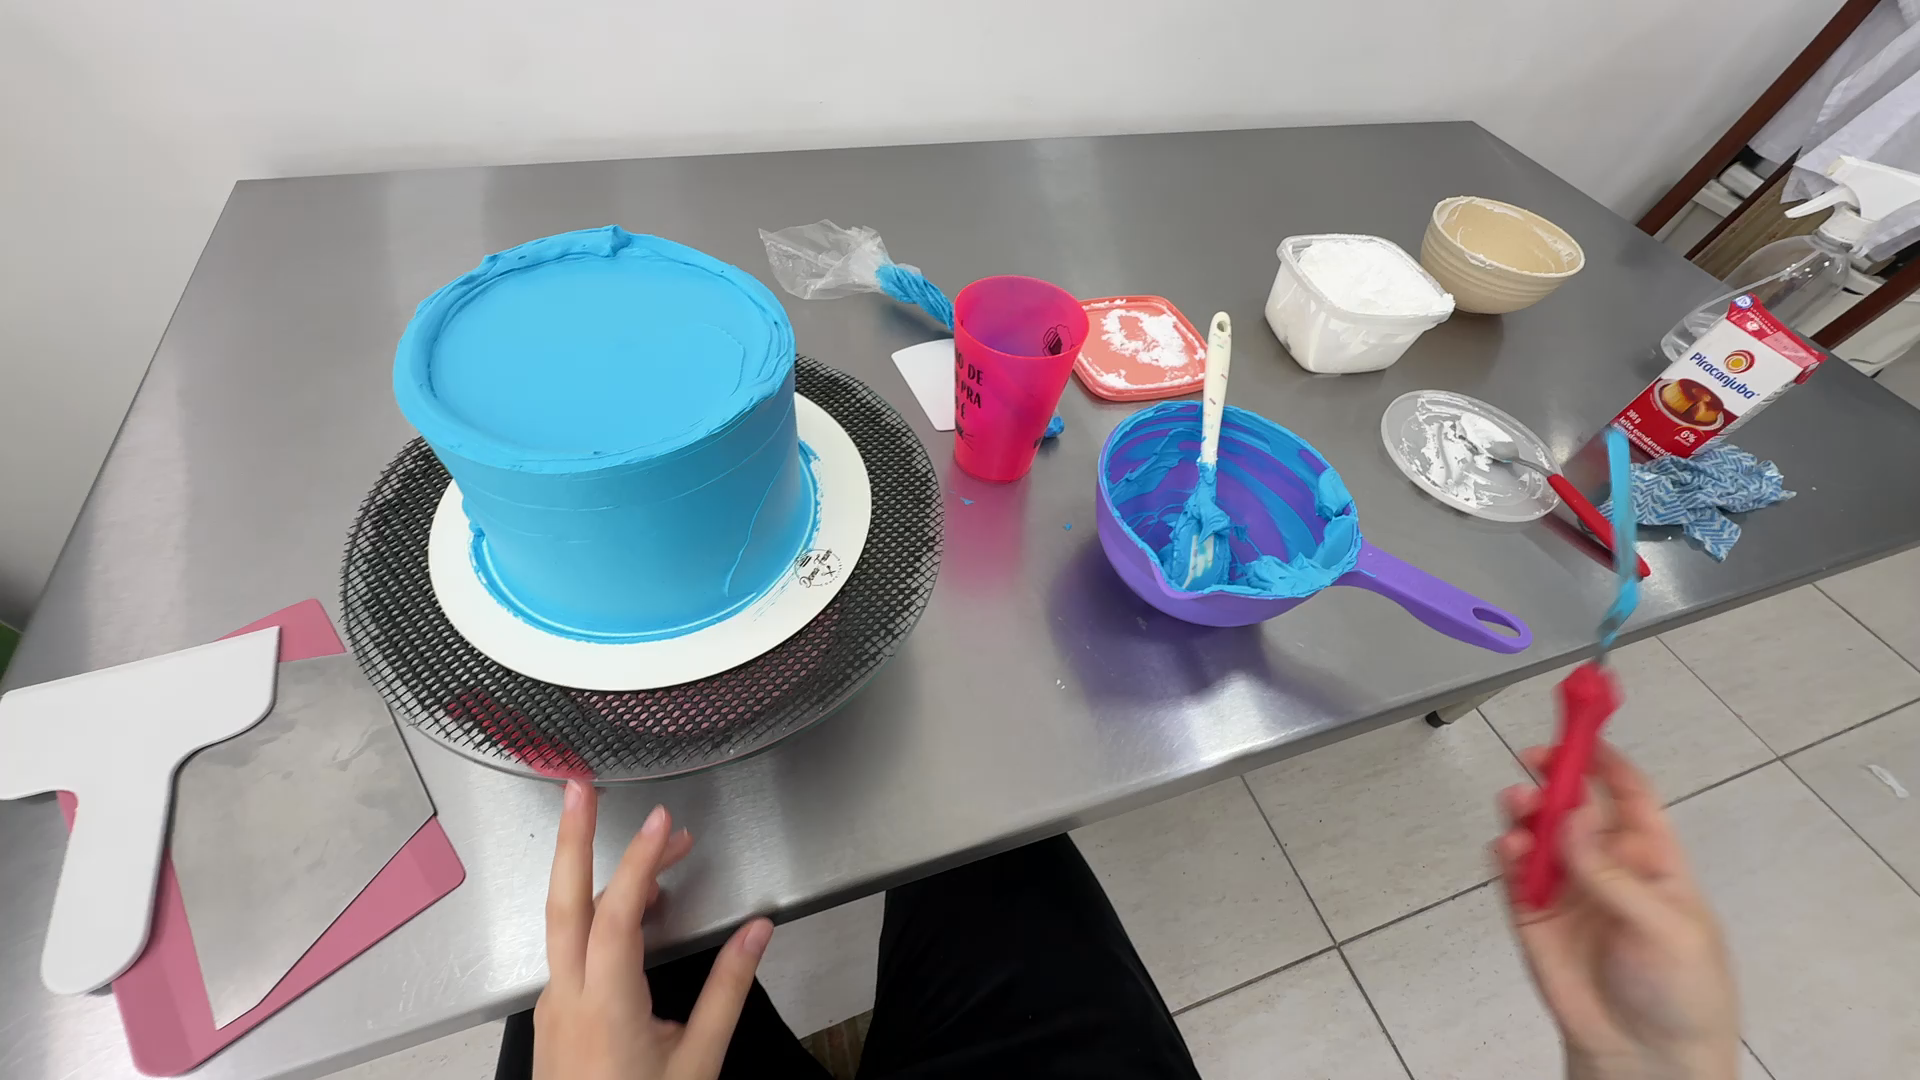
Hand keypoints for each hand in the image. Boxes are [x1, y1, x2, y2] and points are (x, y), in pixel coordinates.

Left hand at [535, 780, 773, 1079]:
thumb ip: (728, 989)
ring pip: (571, 921)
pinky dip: (608, 907)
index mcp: (602, 1008)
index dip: (641, 862)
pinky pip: (577, 944)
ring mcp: (554, 1005)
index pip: (616, 917)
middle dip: (570, 839)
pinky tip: (644, 904)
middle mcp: (565, 998)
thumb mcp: (698, 1063)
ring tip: (669, 844)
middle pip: (562, 904)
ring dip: (610, 871)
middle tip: (577, 786)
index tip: (662, 818)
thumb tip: (760, 926)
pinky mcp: (557, 1013)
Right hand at [1494, 742, 1739, 1079]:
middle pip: (1571, 803)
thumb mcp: (1665, 929)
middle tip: (1533, 760)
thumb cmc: (1679, 992)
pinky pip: (1509, 865)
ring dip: (1523, 809)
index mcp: (1650, 861)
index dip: (1606, 760)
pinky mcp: (1527, 903)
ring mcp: (1563, 882)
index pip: (1629, 797)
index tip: (1580, 728)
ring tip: (1518, 806)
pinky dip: (1504, 850)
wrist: (1638, 1053)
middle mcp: (1602, 862)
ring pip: (1534, 827)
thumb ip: (1611, 872)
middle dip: (1553, 776)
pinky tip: (1509, 851)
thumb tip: (1567, 815)